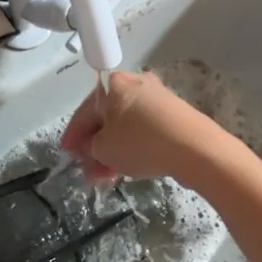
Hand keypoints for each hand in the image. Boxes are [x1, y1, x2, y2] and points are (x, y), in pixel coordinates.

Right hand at [60, 70, 232, 183]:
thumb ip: (90, 150)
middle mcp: (135, 84)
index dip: (73, 136)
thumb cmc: (140, 142)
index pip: (84, 112)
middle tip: (87, 170)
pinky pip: (143, 131)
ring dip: (112, 150)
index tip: (66, 154)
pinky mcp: (173, 115)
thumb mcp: (104, 149)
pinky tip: (127, 167)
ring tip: (106, 176)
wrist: (195, 147)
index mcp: (113, 84)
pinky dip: (131, 147)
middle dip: (94, 146)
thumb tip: (91, 151)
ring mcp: (157, 99)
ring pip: (125, 127)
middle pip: (106, 118)